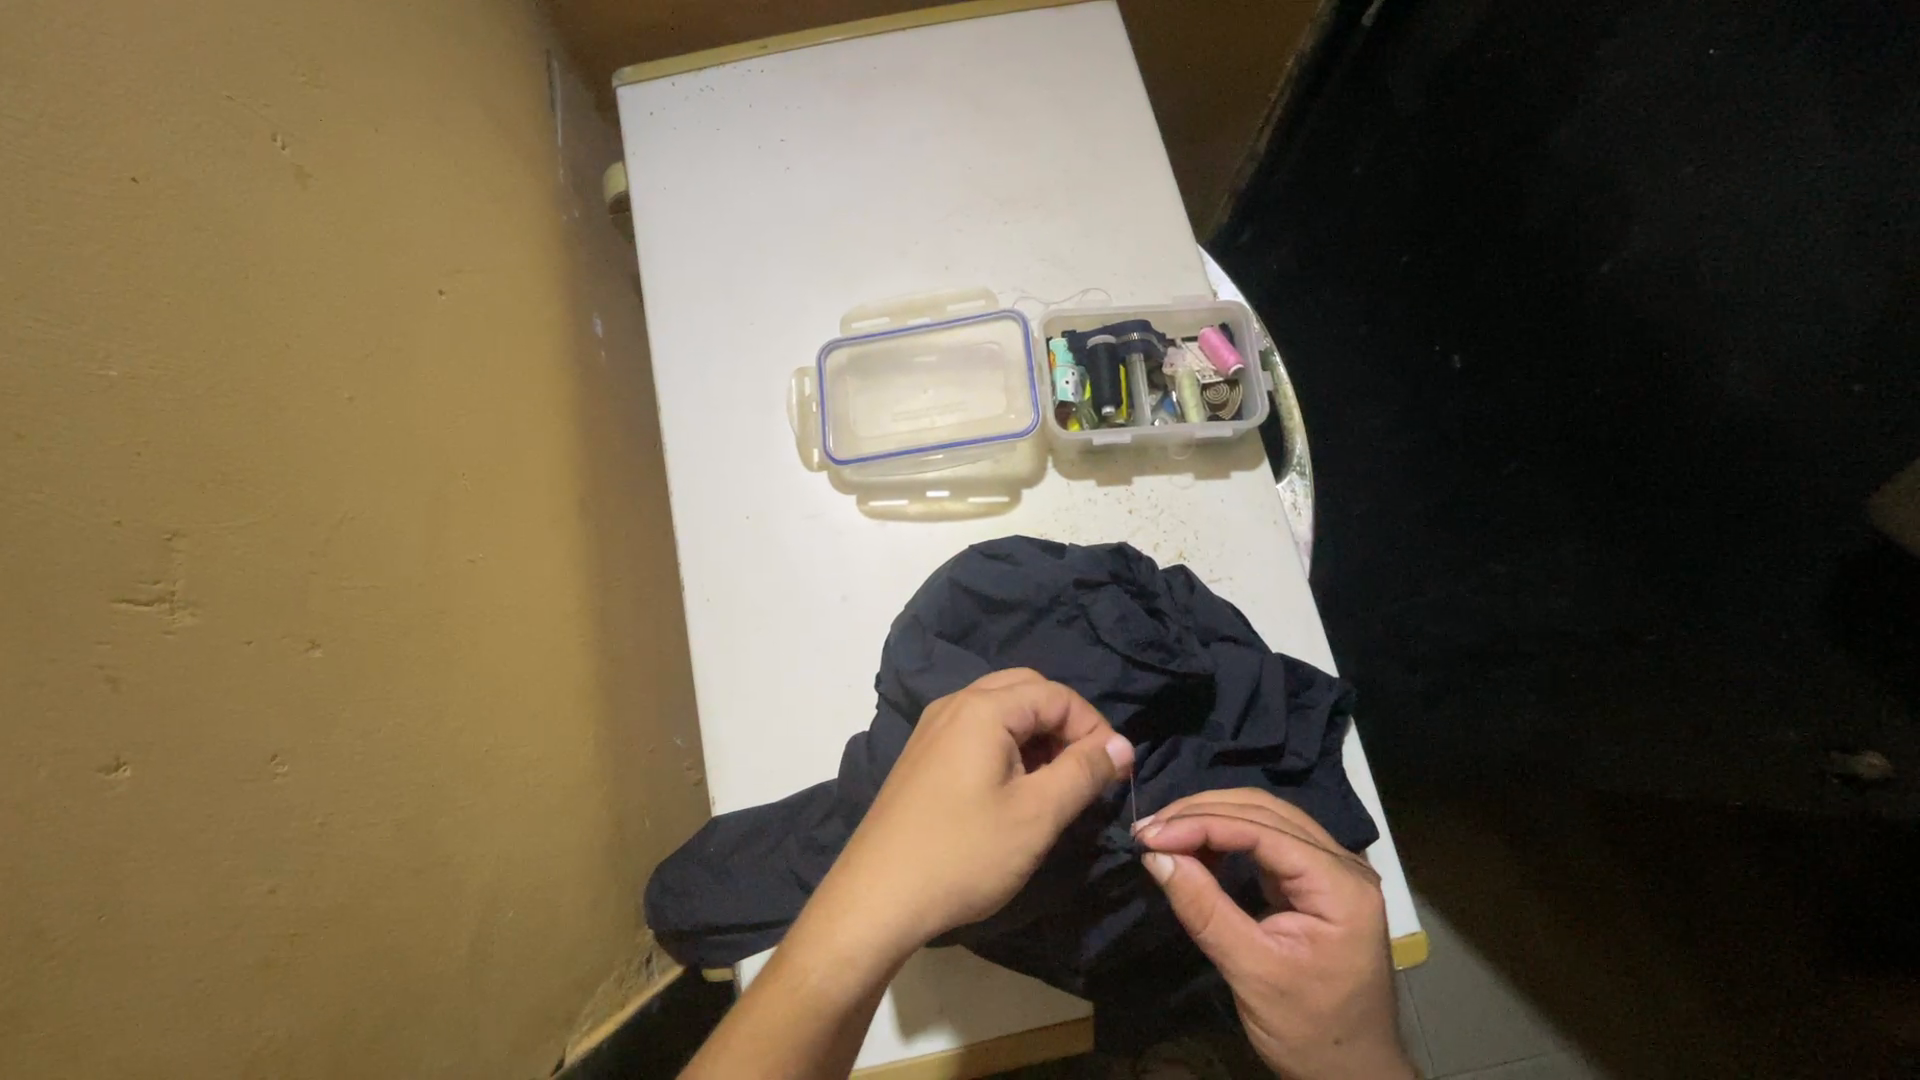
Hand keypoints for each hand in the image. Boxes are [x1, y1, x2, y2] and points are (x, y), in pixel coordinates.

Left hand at [815, 668, 1133, 957]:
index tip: (1114, 773)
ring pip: (1000, 709)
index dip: (1094, 728)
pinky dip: (1007, 746)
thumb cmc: (963, 854)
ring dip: (1036, 735)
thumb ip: (1084, 771)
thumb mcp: (1037, 815)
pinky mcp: (923, 755)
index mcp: (982, 708)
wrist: (877, 898)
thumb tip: (1121, 744)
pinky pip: (977, 730)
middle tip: (1085, 770)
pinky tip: (1015, 789)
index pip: (1057, 694)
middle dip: (1064, 723)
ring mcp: (933, 728)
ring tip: (1055, 784)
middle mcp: (954, 704)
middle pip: (1026, 690)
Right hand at [1137, 789, 1413, 1079]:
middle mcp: (1341, 863)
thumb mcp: (1253, 974)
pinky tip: (1193, 847)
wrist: (1352, 1076)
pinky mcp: (1312, 880)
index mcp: (1340, 885)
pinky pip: (1264, 839)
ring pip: (1262, 817)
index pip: (1263, 830)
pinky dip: (1223, 837)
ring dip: (1209, 819)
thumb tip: (1155, 856)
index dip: (1201, 824)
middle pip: (1264, 810)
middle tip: (1149, 829)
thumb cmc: (1310, 1032)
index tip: (1150, 836)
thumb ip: (1206, 910)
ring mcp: (1329, 869)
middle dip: (1201, 813)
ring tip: (1162, 833)